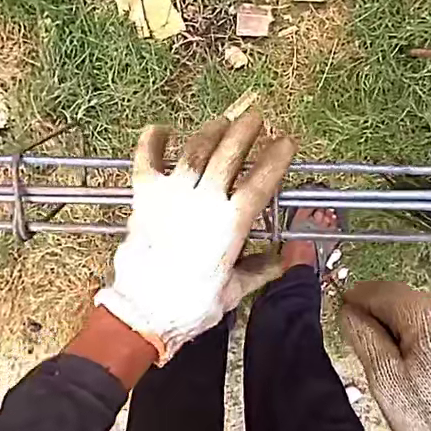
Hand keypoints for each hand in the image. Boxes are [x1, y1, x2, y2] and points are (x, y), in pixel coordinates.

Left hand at [94, 110, 296, 361]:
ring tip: (222, 121)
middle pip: (229, 155)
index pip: (261, 181)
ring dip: (210, 132)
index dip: (276, 158)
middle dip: (245, 132)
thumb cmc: (189, 305)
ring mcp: (172, 195)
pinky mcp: (144, 196)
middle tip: (255, 118)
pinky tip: (161, 129)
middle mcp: (203, 201)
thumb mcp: (233, 291)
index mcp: (230, 224)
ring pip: (195, 151)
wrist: (143, 311)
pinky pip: (147, 160)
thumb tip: (284, 260)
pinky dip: (152, 142)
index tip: (287, 141)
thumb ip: (260, 270)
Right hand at [338, 281, 430, 430]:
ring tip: (384, 354)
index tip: (344, 306)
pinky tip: (408, 361)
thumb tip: (350, 313)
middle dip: (378, 311)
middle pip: (404, 299)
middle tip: (358, 332)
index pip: (385, 292)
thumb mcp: (386, 380)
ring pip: (419, 312)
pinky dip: (416, 335)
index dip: (359, 297)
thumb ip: (364, 338)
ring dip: (396, 323)